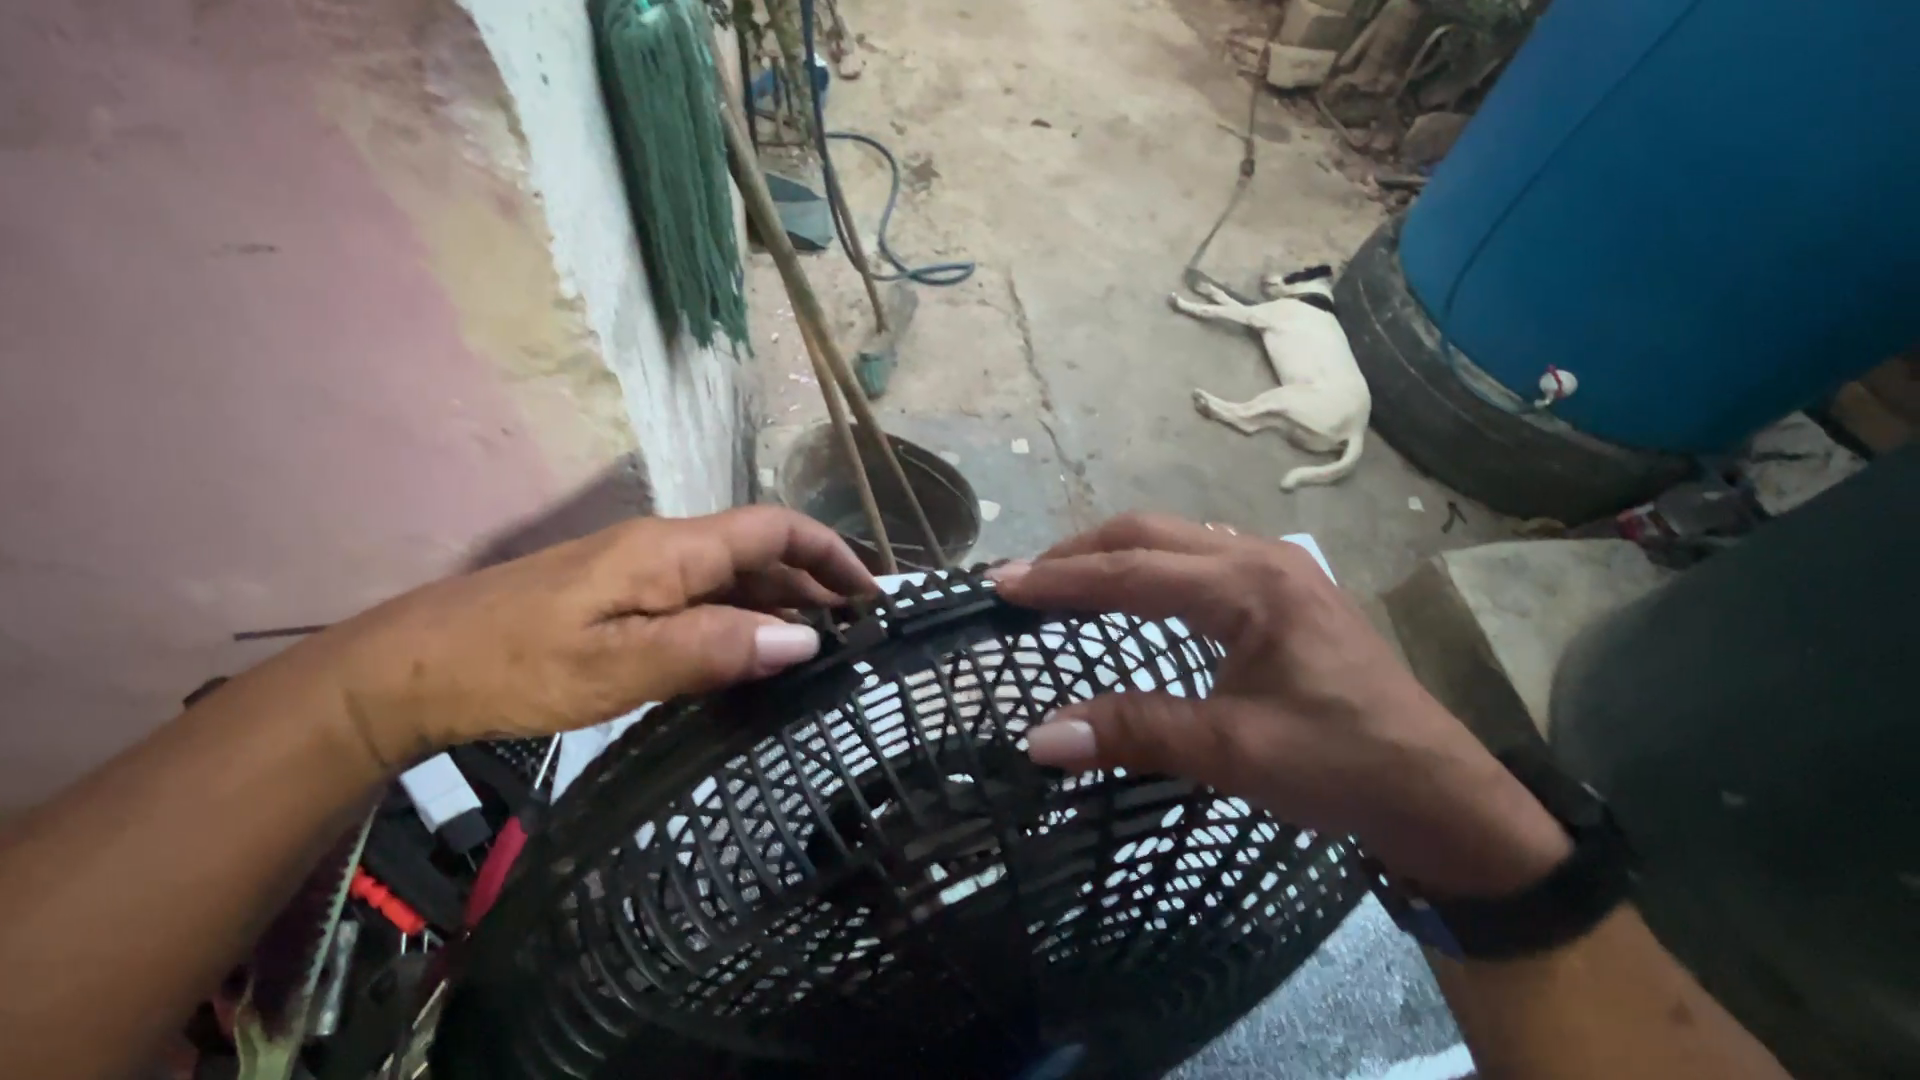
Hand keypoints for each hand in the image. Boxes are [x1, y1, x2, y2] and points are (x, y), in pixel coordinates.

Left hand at [302, 506, 876, 771]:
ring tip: (818, 654)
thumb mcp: (620, 664)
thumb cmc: (515, 665)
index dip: (830, 552)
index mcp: (672, 550)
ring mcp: (640, 574)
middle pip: (760, 553)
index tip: (872, 595)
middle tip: (856, 638)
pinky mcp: (621, 601)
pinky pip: (701, 602)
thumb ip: (714, 648)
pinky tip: (749, 662)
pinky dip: (740, 625)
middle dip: (814, 585)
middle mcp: (664, 550)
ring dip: (779, 607)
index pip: (774, 528)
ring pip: (732, 579)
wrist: (412, 668)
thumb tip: (803, 640)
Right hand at [990, 513, 1570, 897]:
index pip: (1132, 570)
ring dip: (1113, 555)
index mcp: (1248, 585)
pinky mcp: (1286, 594)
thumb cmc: (1341, 766)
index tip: (999, 583)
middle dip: (1079, 553)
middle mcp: (1260, 559)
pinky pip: (1198, 558)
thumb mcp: (1233, 753)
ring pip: (1174, 540)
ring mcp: (1278, 571)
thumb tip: (1038, 739)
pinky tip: (1134, 594)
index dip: (1060, 577)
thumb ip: (1134, 733)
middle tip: (1021, 581)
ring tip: (1062, 583)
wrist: (1440, 793)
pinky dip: (1148, 569)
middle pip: (1148, 533)